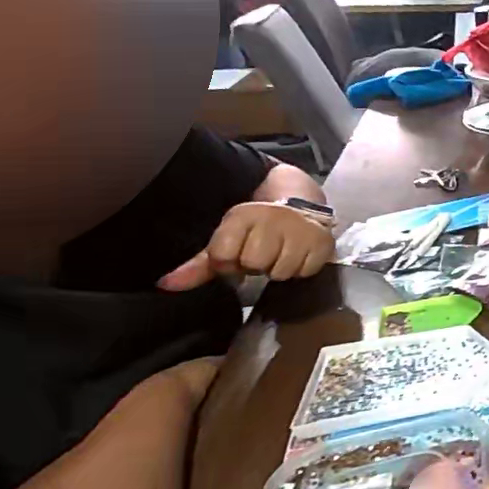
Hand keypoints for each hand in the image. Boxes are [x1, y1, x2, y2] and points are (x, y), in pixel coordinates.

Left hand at [158, 201, 334, 290]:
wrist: (300, 204)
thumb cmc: (258, 227)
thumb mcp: (227, 238)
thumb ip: (199, 265)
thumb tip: (165, 285)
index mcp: (243, 215)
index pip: (223, 256)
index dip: (228, 262)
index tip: (238, 254)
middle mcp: (273, 218)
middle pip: (254, 264)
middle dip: (257, 264)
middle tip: (264, 253)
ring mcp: (300, 230)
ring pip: (280, 271)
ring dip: (280, 268)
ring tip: (282, 253)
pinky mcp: (323, 241)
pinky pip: (305, 272)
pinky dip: (301, 269)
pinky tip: (299, 254)